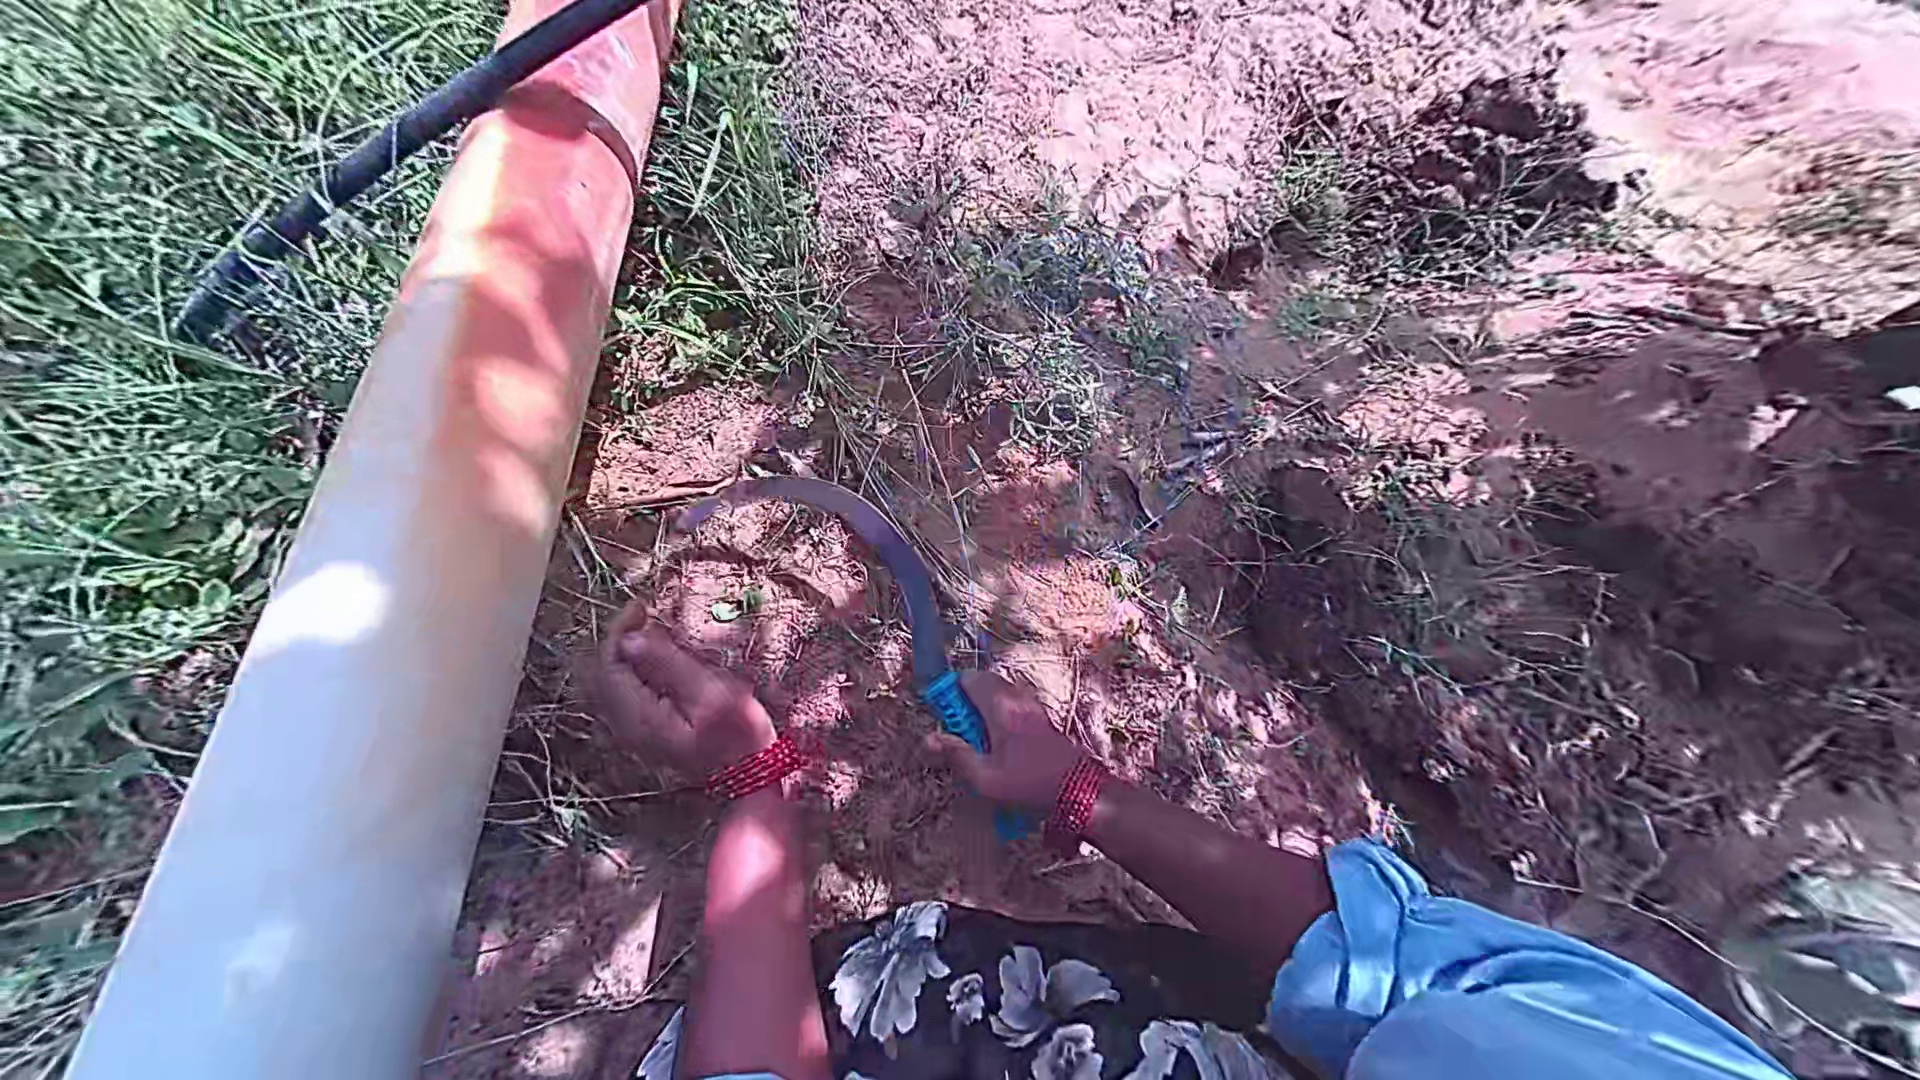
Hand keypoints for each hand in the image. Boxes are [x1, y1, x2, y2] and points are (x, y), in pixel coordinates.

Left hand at [598, 602, 776, 778]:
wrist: (753, 773)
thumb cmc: (739, 733)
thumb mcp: (710, 693)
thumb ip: (669, 664)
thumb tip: (632, 639)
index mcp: (637, 717)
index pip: (610, 665)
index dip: (621, 631)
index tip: (642, 607)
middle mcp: (627, 726)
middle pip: (608, 672)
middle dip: (624, 639)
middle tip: (647, 614)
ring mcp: (636, 731)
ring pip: (618, 681)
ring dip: (632, 652)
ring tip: (654, 629)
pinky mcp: (650, 730)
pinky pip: (631, 691)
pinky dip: (640, 668)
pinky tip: (661, 657)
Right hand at [925, 671, 1083, 810]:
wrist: (1080, 790)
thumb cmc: (1029, 784)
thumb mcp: (986, 779)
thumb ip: (957, 755)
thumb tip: (928, 738)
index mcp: (1000, 706)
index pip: (969, 678)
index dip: (951, 692)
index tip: (946, 715)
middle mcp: (1016, 698)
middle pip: (982, 682)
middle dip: (965, 700)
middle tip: (960, 729)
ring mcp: (1030, 705)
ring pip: (997, 692)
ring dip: (982, 707)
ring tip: (978, 739)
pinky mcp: (1039, 716)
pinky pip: (1011, 703)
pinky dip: (998, 714)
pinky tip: (999, 744)